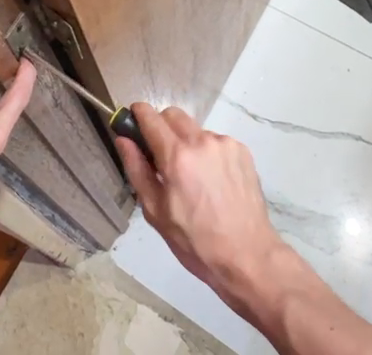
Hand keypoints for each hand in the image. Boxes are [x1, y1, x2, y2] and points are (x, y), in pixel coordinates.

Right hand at [117, 103, 288, 307]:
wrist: (247, 256)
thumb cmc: (194, 241)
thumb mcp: (156, 212)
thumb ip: (137, 170)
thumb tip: (123, 139)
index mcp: (177, 156)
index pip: (150, 116)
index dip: (138, 115)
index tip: (132, 122)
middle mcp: (201, 141)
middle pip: (173, 115)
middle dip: (161, 127)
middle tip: (160, 156)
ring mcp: (225, 143)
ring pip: (195, 130)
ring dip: (187, 143)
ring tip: (193, 178)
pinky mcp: (242, 151)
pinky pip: (215, 142)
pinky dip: (208, 153)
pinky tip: (213, 181)